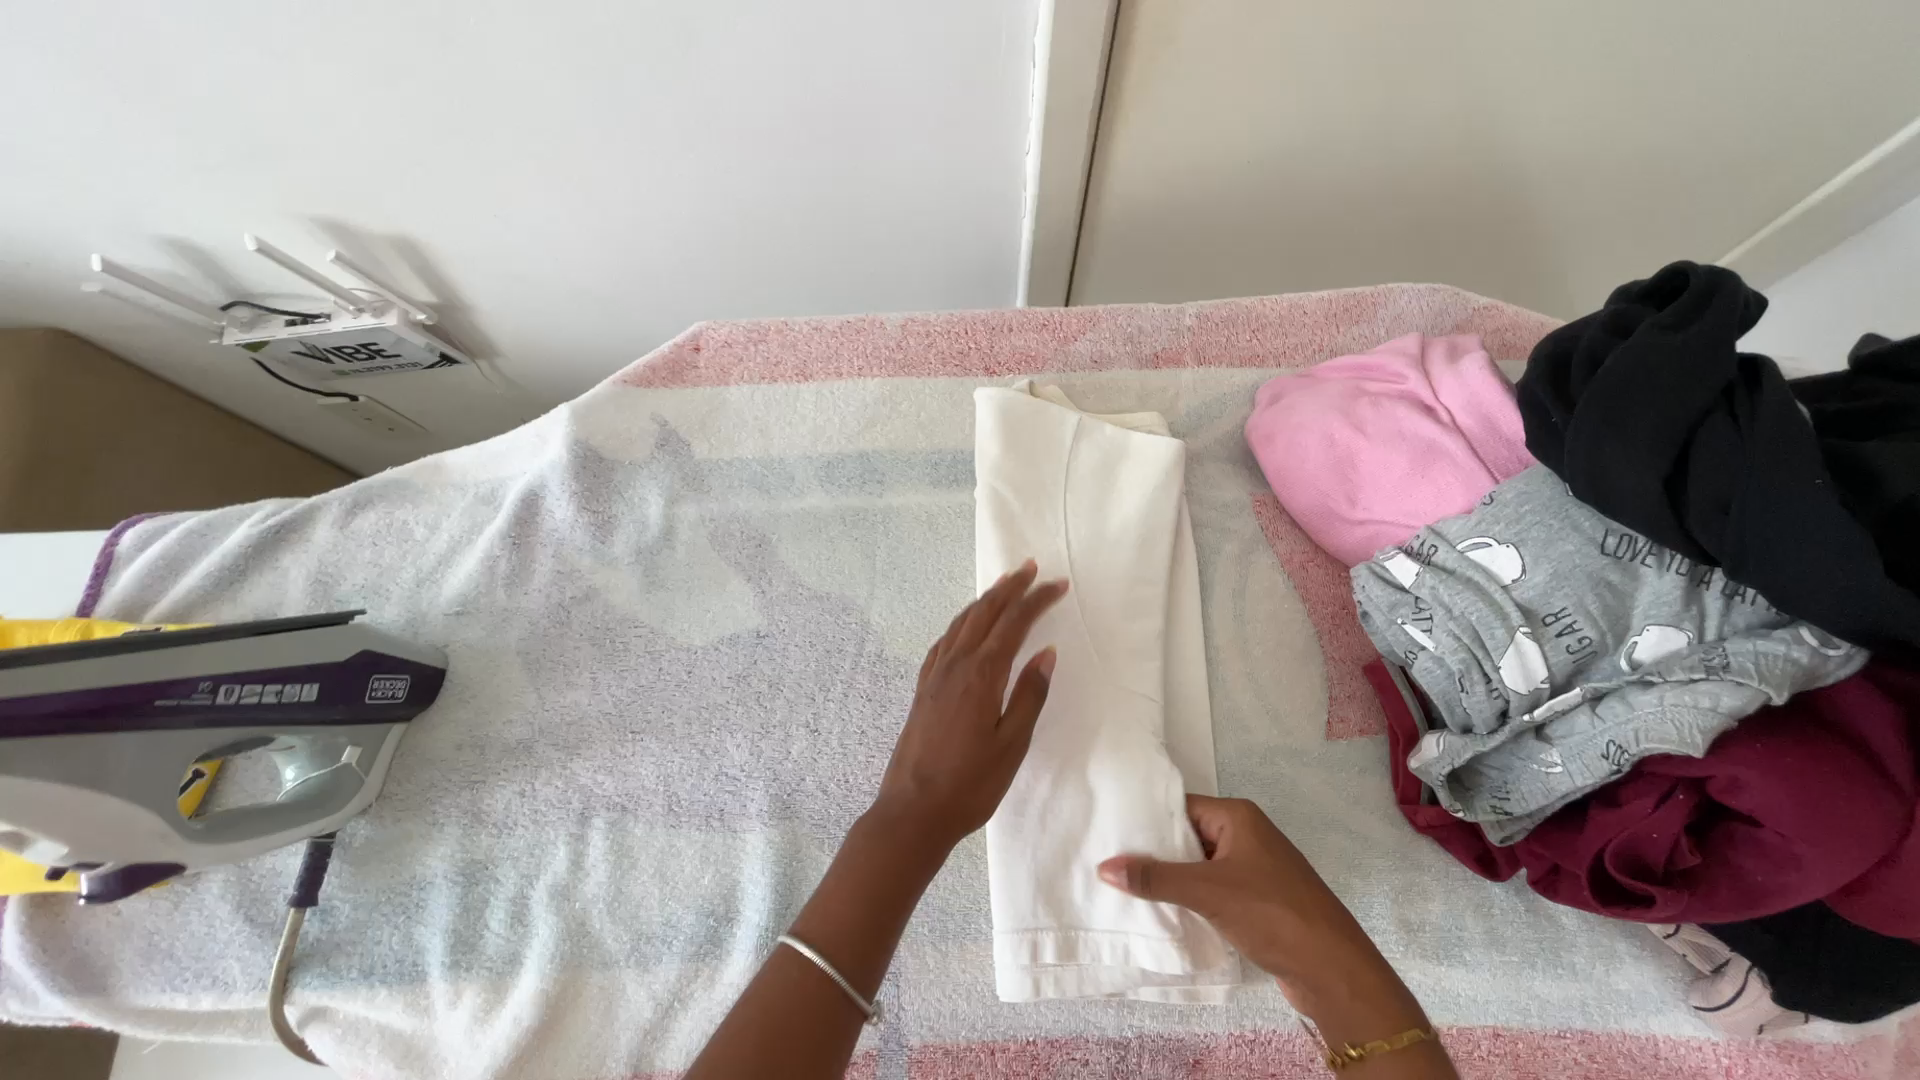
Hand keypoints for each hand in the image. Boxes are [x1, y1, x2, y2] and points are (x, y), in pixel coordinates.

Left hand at [869, 560, 1067, 850]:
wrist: (913, 812)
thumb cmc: (970, 784)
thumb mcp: (1012, 744)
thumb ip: (1029, 695)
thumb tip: (1045, 654)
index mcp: (981, 675)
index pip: (1013, 624)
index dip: (1036, 601)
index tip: (1057, 585)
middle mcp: (954, 666)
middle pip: (984, 614)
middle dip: (1009, 589)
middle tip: (1031, 569)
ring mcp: (934, 676)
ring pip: (961, 624)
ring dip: (984, 601)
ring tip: (1003, 587)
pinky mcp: (922, 690)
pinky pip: (944, 642)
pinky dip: (961, 624)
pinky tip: (965, 627)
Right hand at [1096, 795, 1394, 996]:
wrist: (1333, 970)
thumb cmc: (1271, 913)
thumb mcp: (1206, 892)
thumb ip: (1155, 879)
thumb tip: (1105, 867)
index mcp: (1238, 817)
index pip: (1180, 807)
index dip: (1148, 821)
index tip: (1111, 832)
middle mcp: (1246, 835)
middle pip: (1188, 836)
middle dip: (1156, 853)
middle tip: (1112, 862)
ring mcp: (1254, 868)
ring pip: (1200, 866)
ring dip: (1173, 879)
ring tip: (1128, 888)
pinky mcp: (1258, 899)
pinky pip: (1214, 889)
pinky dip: (1192, 898)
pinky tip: (1165, 912)